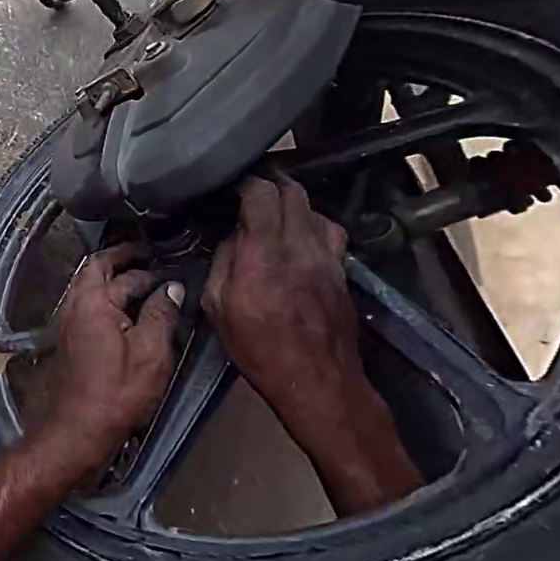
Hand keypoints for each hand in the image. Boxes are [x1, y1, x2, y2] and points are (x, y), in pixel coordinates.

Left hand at [39, 242, 182, 473]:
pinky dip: (106, 295)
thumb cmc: (118, 391)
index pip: (120, 272)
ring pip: (88, 285)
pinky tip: (127, 307)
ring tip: (141, 279)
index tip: (166, 263)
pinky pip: (87, 303)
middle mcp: (74, 305)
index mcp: (92, 302)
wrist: (81, 424)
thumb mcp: (152, 352)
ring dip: (112, 277)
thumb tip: (172, 289)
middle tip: (147, 255)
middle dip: (120, 258)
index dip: (145, 266)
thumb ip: (161, 314)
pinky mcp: (70, 337)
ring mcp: (68, 321)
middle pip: (94, 269)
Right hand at [201, 175, 357, 421]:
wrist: (316, 379)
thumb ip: (224, 262)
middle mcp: (301, 247)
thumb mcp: (217, 305)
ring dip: (290, 201)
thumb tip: (232, 238)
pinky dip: (309, 222)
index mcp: (265, 254)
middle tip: (246, 189)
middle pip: (293, 192)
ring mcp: (328, 257)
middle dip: (268, 183)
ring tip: (269, 209)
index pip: (262, 194)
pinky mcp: (342, 270)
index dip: (244, 181)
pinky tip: (296, 234)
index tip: (228, 184)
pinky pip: (329, 231)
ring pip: (314, 208)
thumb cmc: (258, 347)